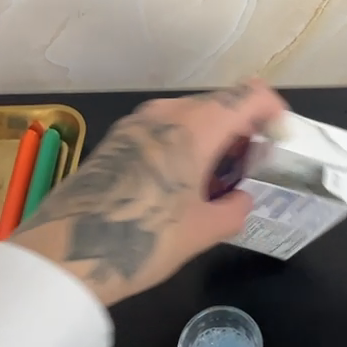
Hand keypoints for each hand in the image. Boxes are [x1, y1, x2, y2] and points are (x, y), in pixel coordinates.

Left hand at [11, 80, 286, 304]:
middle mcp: (168, 112)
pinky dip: (182, 142)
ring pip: (189, 115)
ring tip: (214, 178)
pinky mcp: (115, 138)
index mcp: (198, 125)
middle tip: (249, 167)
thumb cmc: (143, 237)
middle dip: (242, 128)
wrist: (66, 251)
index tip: (280, 139)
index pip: (250, 95)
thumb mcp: (202, 231)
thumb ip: (234, 209)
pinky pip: (163, 127)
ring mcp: (137, 122)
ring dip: (210, 136)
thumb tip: (240, 199)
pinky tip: (178, 181)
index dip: (273, 111)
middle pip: (220, 103)